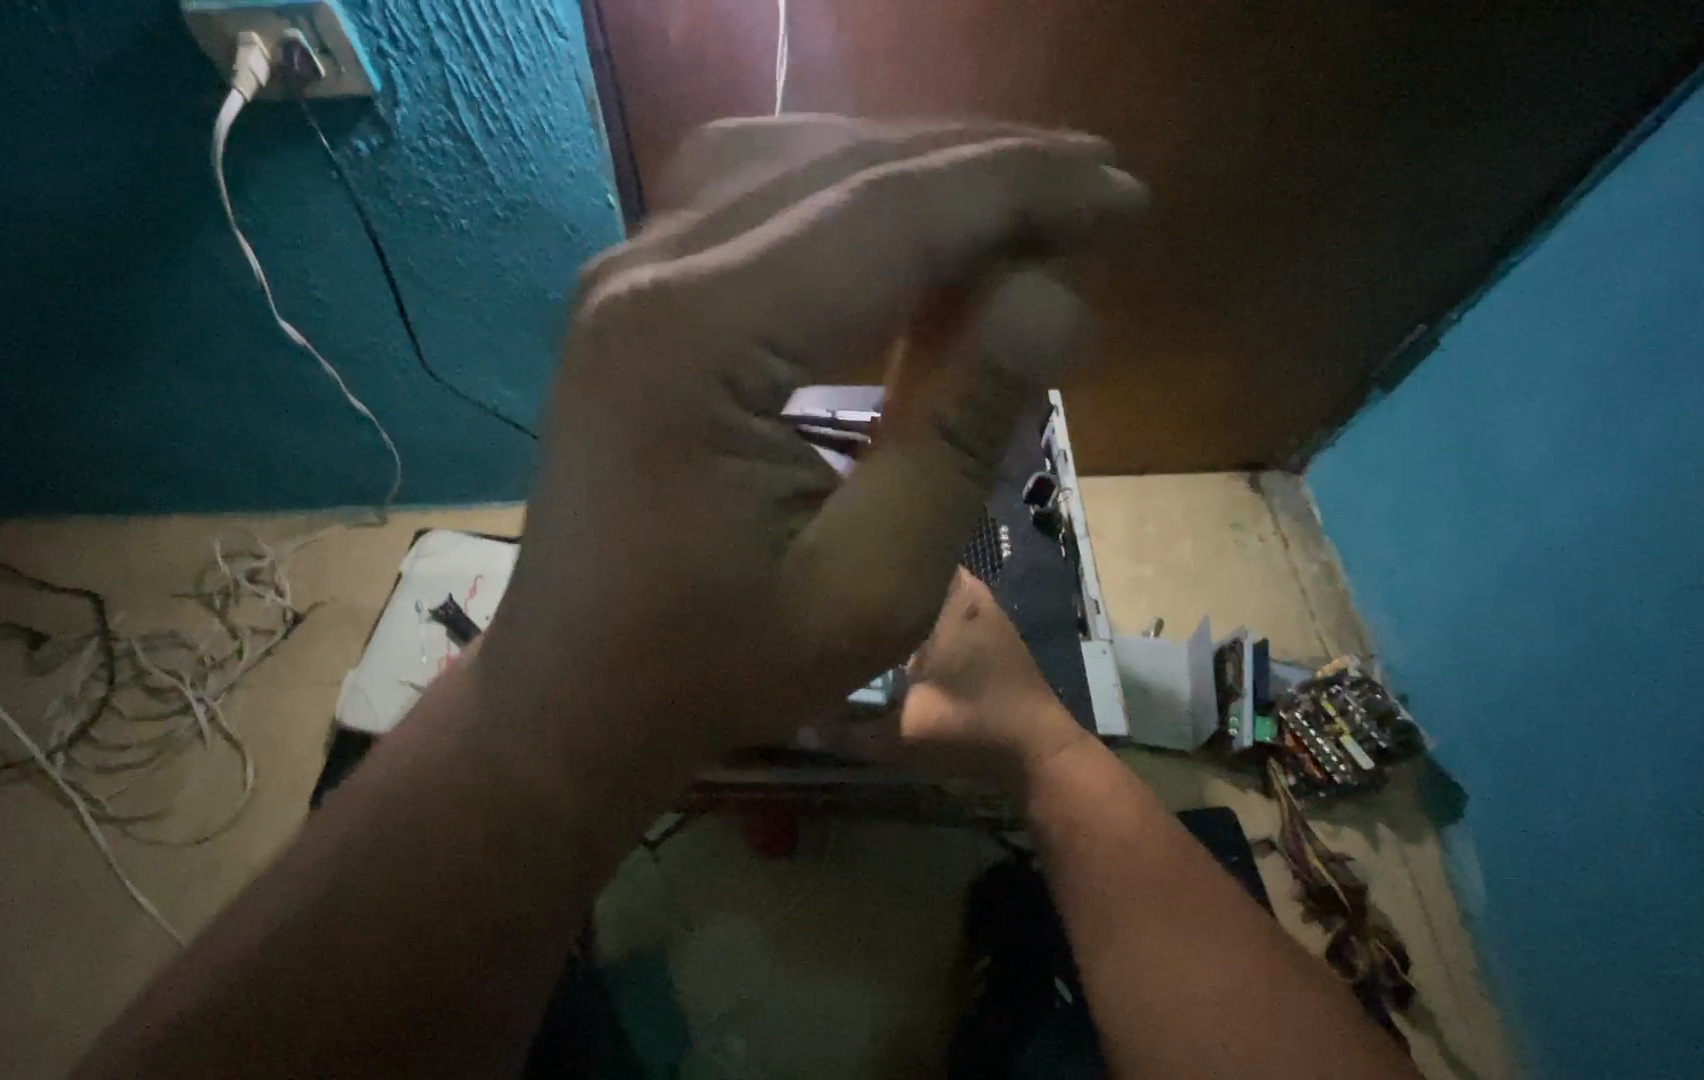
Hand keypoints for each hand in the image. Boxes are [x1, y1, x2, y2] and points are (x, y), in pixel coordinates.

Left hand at [481, 116, 1145, 763]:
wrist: (578, 692)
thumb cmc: (718, 666)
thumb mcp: (870, 584)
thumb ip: (961, 431)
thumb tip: (1056, 300)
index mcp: (695, 341)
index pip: (887, 216)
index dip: (1019, 195)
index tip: (1125, 198)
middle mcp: (644, 277)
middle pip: (838, 169)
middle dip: (977, 174)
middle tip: (1088, 200)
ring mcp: (622, 282)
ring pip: (788, 167)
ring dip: (909, 178)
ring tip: (1011, 215)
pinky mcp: (628, 307)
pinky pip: (745, 210)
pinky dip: (840, 206)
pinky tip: (902, 241)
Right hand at [803, 569, 1091, 786]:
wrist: (1038, 752)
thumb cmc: (972, 730)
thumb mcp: (903, 736)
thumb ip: (847, 733)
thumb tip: (798, 727)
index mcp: (946, 599)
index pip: (903, 548)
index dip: (867, 547)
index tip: (830, 550)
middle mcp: (966, 590)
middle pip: (913, 562)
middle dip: (878, 567)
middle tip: (834, 574)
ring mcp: (982, 605)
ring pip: (929, 580)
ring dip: (900, 585)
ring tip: (856, 591)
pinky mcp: (988, 624)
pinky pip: (943, 598)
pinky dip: (919, 603)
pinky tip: (891, 622)